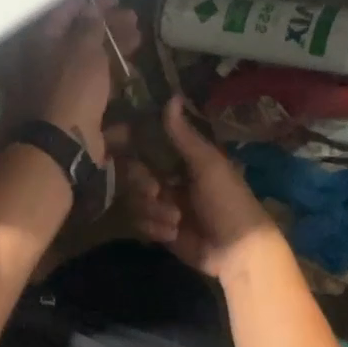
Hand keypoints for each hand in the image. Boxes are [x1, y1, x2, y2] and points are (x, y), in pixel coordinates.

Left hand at [10, 0, 139, 162]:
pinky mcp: (74, 112)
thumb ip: (90, 24)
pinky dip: (112, 78)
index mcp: (41, 42)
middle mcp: (45, 64)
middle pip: (80, 37)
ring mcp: (60, 90)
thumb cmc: (71, 87)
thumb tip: (91, 6)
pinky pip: (94, 88)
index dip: (92, 1)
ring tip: (139, 40)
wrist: (63, 143)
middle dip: (108, 26)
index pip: (65, 11)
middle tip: (134, 19)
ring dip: (114, 51)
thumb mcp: (83, 47)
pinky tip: (131, 72)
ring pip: (89, 63)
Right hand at [125, 97, 283, 280]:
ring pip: (134, 200)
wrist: (237, 250)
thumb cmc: (228, 201)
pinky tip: (172, 234)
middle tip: (156, 191)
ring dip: (152, 211)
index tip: (110, 140)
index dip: (128, 142)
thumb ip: (184, 136)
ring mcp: (164, 206)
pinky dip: (154, 228)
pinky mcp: (160, 231)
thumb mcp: (208, 165)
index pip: (148, 144)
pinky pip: (140, 223)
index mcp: (183, 159)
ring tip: (175, 220)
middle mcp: (170, 179)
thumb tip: (172, 97)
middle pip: (133, 174)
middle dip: (141, 184)